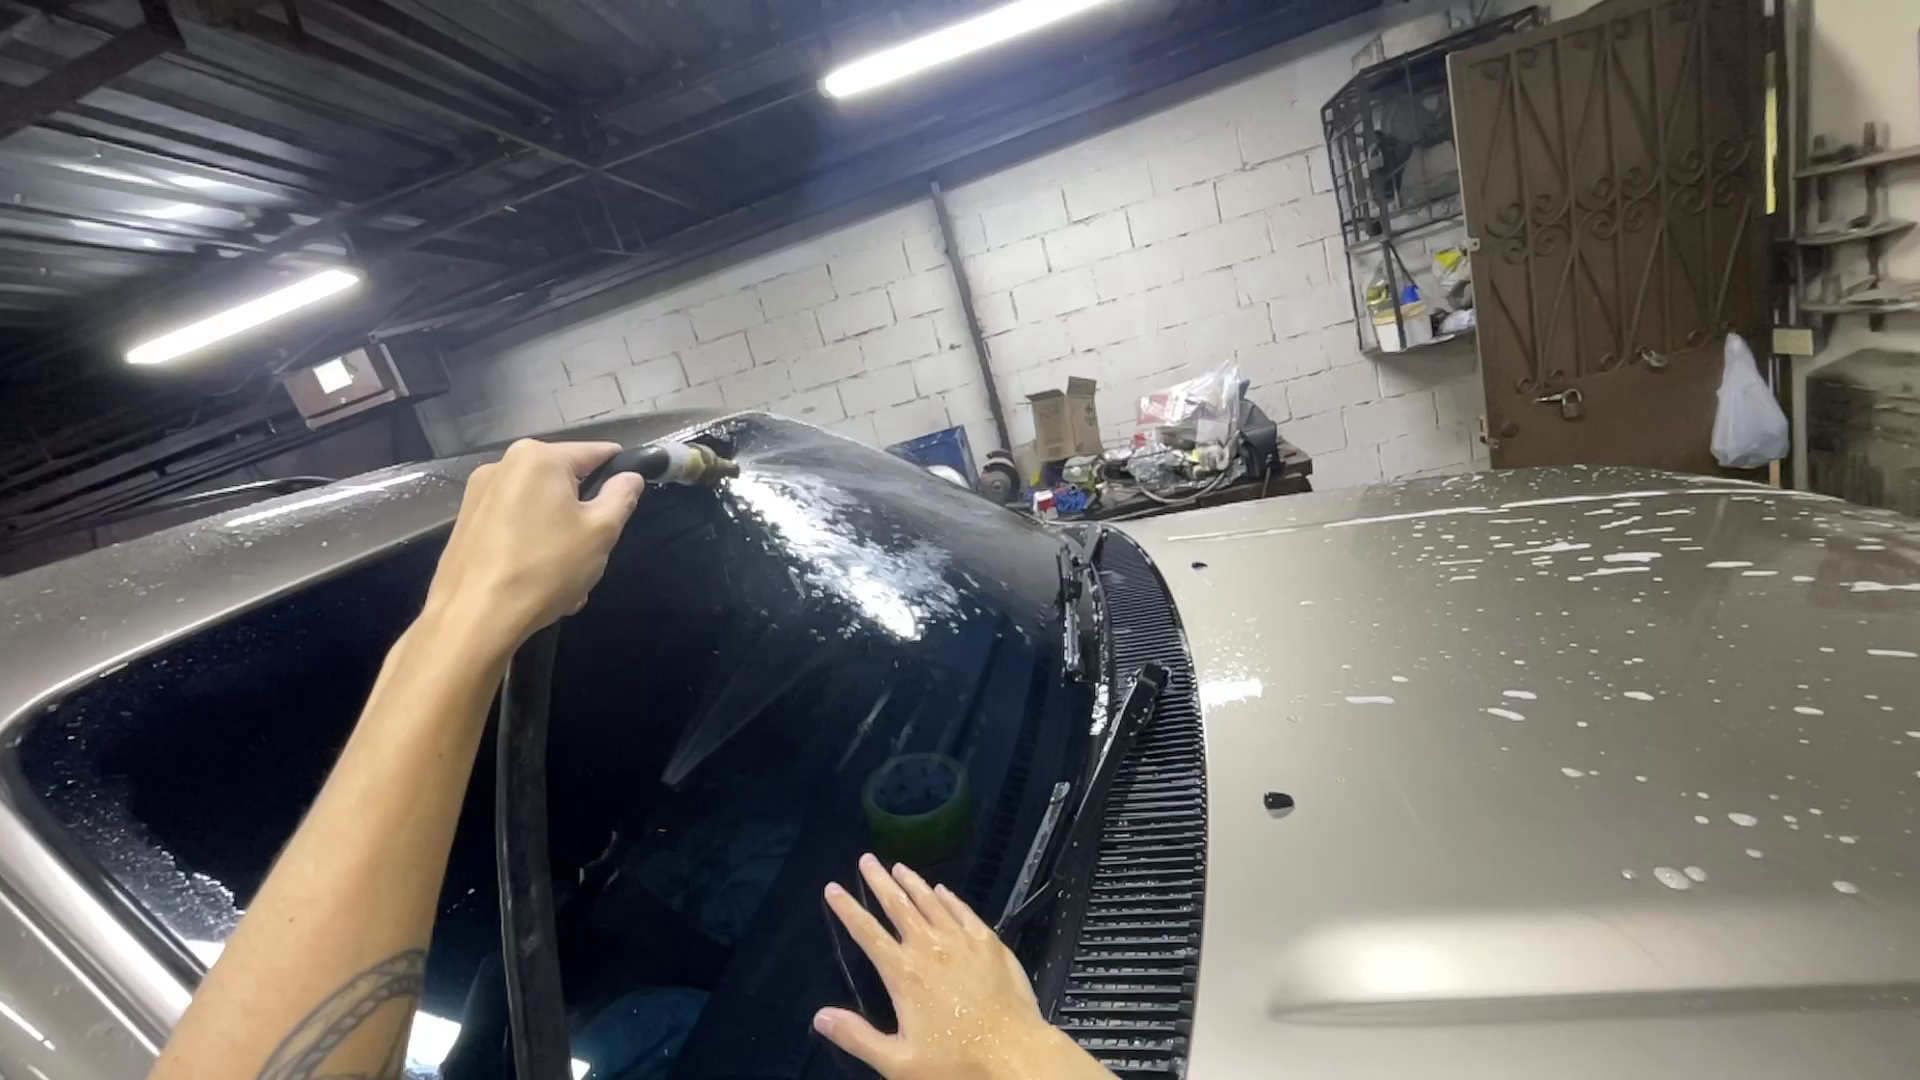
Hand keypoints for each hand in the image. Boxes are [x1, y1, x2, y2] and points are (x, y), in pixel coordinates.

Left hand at [424, 439, 643, 655]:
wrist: (475, 618)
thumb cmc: (546, 567)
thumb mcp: (602, 531)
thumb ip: (621, 496)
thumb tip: (629, 478)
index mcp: (539, 458)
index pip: (597, 452)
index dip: (621, 473)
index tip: (631, 501)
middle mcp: (504, 464)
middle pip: (566, 480)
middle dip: (585, 511)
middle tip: (596, 549)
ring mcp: (479, 493)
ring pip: (542, 505)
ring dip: (562, 533)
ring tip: (567, 574)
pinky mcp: (466, 521)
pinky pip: (517, 523)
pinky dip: (534, 543)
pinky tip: (539, 578)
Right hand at [815, 855, 1112, 1079]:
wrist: (1013, 1054)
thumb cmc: (954, 1063)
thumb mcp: (898, 1062)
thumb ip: (857, 1036)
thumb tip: (821, 1016)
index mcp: (904, 973)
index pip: (867, 933)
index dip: (848, 908)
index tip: (833, 888)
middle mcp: (929, 946)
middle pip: (898, 905)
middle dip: (879, 881)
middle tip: (867, 859)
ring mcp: (961, 939)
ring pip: (930, 901)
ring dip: (912, 882)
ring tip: (898, 866)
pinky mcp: (987, 941)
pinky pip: (963, 910)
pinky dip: (948, 897)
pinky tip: (941, 889)